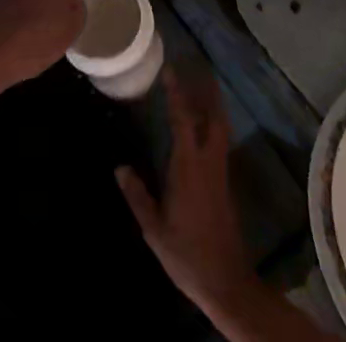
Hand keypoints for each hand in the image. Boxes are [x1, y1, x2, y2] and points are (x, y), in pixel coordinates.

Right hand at [116, 67, 252, 307]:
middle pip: (213, 115)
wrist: (225, 278)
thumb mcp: (153, 228)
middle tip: (196, 67)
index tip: (171, 69)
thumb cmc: (185, 253)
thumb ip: (137, 195)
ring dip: (212, 103)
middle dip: (206, 90)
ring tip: (203, 86)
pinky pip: (220, 139)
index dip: (177, 93)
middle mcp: (209, 161)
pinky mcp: (224, 181)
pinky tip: (204, 125)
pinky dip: (213, 122)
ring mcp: (220, 170)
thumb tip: (120, 167)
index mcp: (189, 166)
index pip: (184, 119)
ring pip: (220, 126)